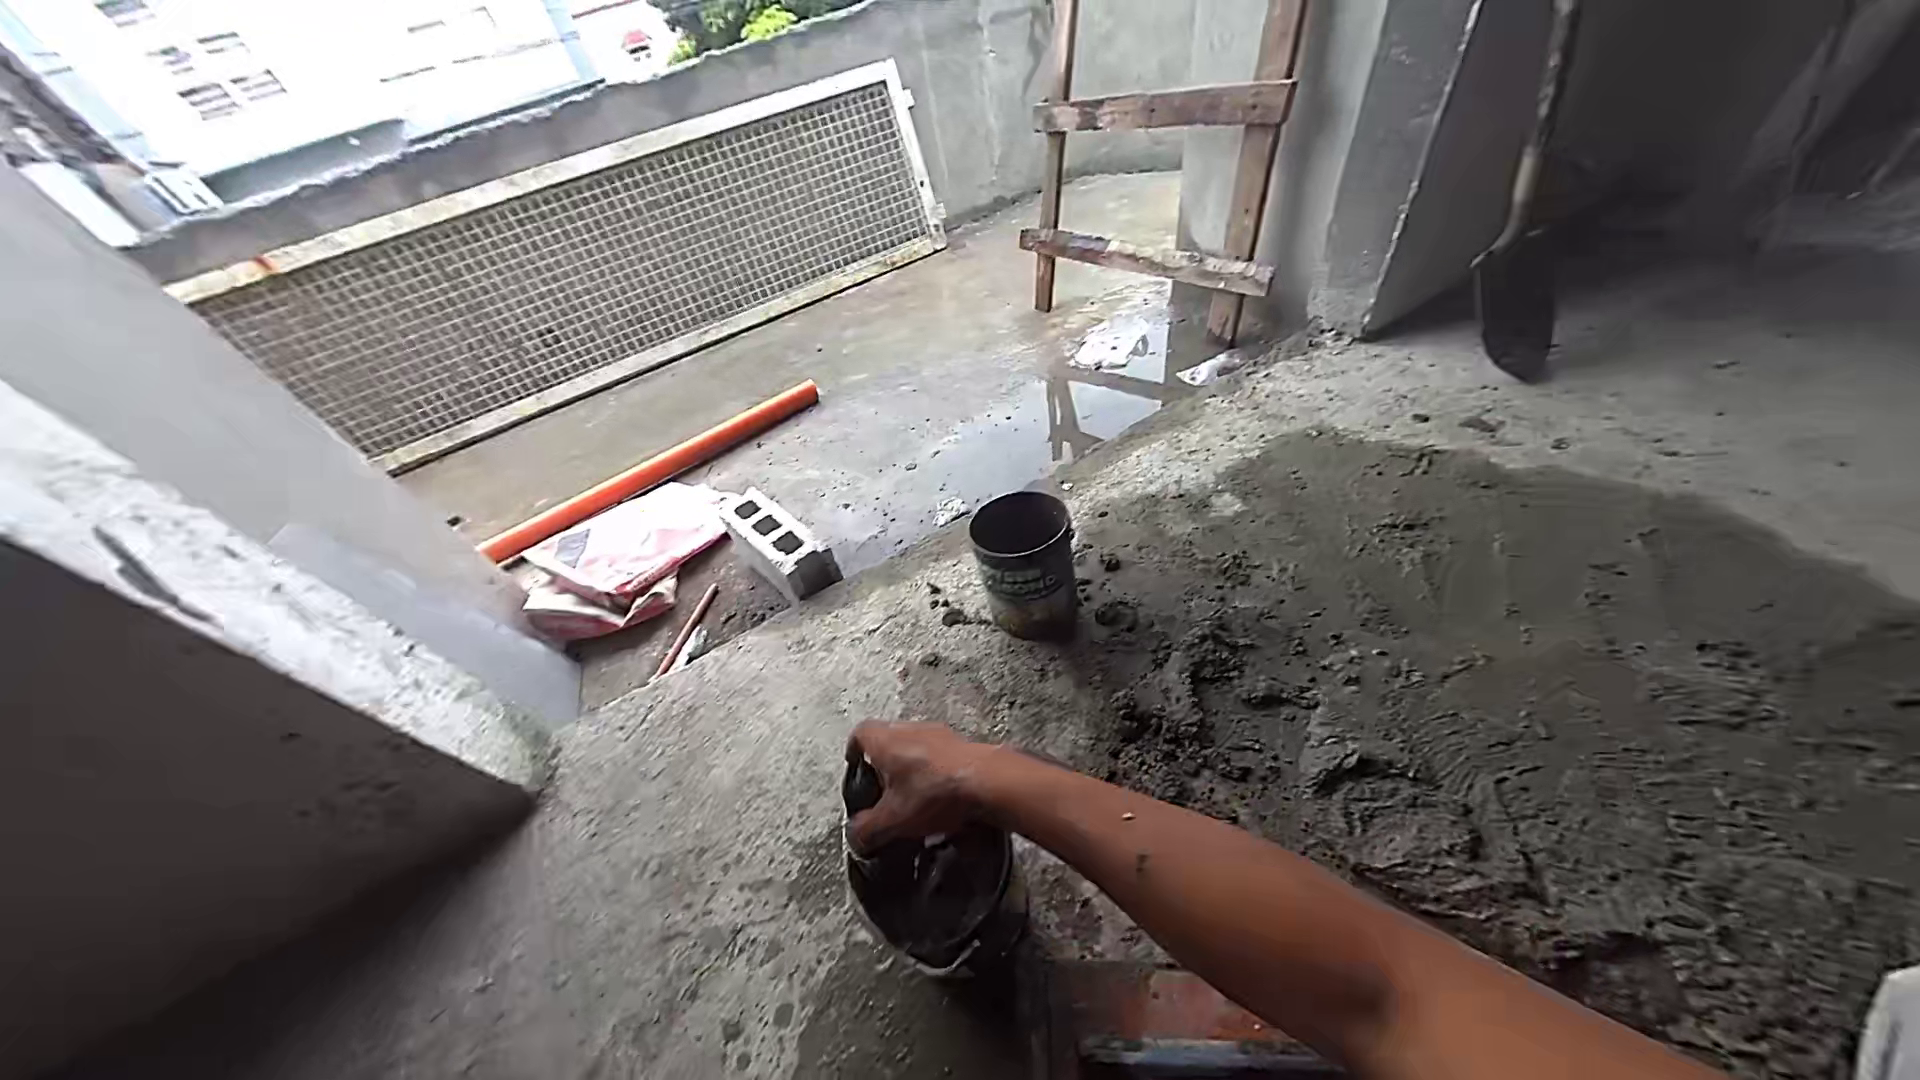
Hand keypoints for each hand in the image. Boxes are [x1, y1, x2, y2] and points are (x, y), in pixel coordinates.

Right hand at [844, 721, 997, 854]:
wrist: (988, 782)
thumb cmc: (934, 793)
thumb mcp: (893, 820)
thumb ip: (868, 830)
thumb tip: (855, 837)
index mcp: (887, 740)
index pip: (860, 733)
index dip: (854, 750)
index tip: (855, 768)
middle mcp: (911, 729)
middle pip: (888, 739)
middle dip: (883, 764)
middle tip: (883, 790)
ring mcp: (939, 733)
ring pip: (915, 746)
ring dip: (911, 767)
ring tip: (912, 797)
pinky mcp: (962, 743)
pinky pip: (939, 754)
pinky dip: (933, 771)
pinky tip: (939, 798)